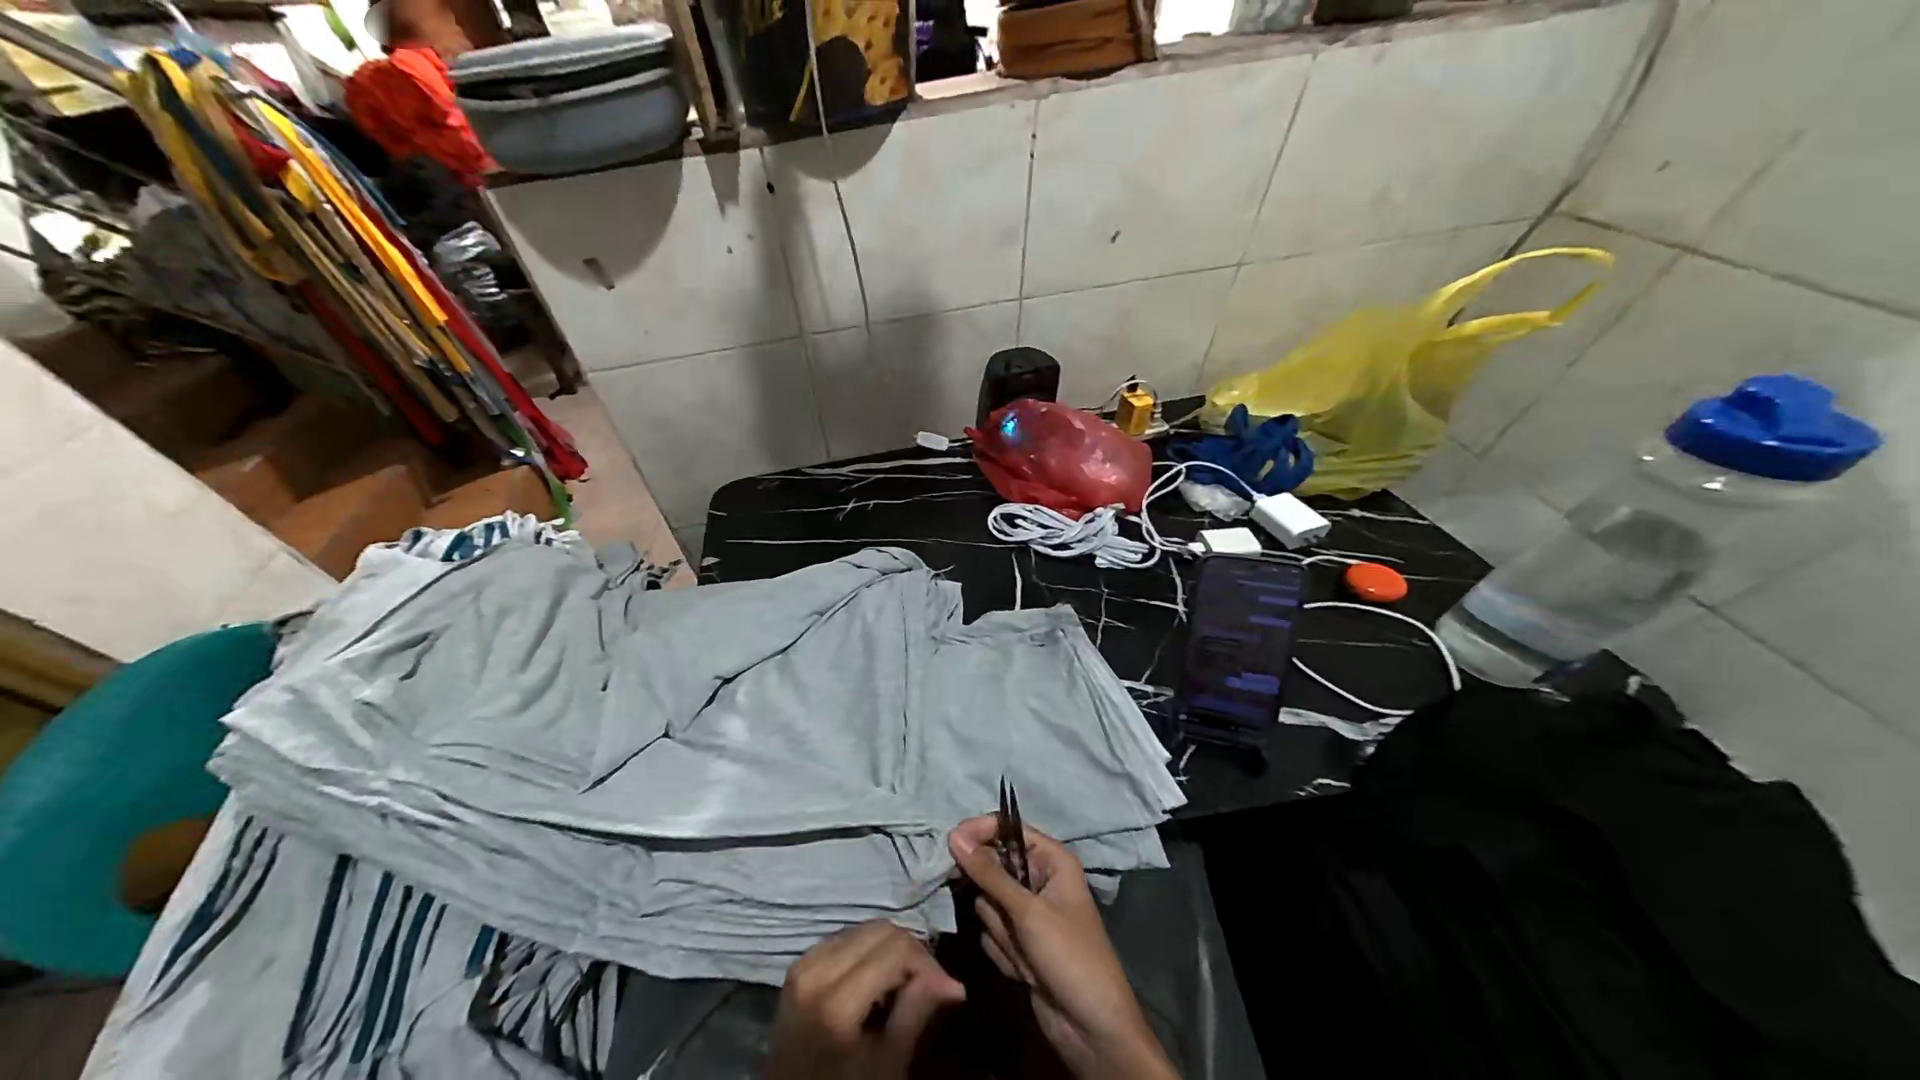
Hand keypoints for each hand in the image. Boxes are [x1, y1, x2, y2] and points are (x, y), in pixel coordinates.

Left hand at [769, 920, 965, 1079]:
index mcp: (836, 1001)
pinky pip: (844, 938)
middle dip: (911, 951)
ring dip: (890, 948)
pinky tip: (876, 979)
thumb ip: (916, 1014)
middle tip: (929, 983)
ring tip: (904, 982)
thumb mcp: (886, 1067)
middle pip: (880, 930)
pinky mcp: (798, 965)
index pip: (896, 948)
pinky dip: (867, 950)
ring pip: (863, 929)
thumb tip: (953, 983)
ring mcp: (803, 965)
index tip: (946, 989)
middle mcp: (816, 970)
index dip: (927, 963)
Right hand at [949, 817, 1178, 1079]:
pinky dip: (1004, 951)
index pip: (1008, 829)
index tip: (951, 843)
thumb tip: (954, 835)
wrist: (1092, 1028)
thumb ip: (989, 873)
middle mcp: (1039, 880)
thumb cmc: (1068, 955)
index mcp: (1052, 860)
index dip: (980, 832)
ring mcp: (1028, 913)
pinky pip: (993, 933)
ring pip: (989, 904)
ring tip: (1027, 952)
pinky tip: (1027, 970)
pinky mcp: (1020, 942)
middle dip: (994, 898)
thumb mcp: (1027, 911)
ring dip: (1002, 930)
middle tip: (1009, 919)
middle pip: (993, 868)